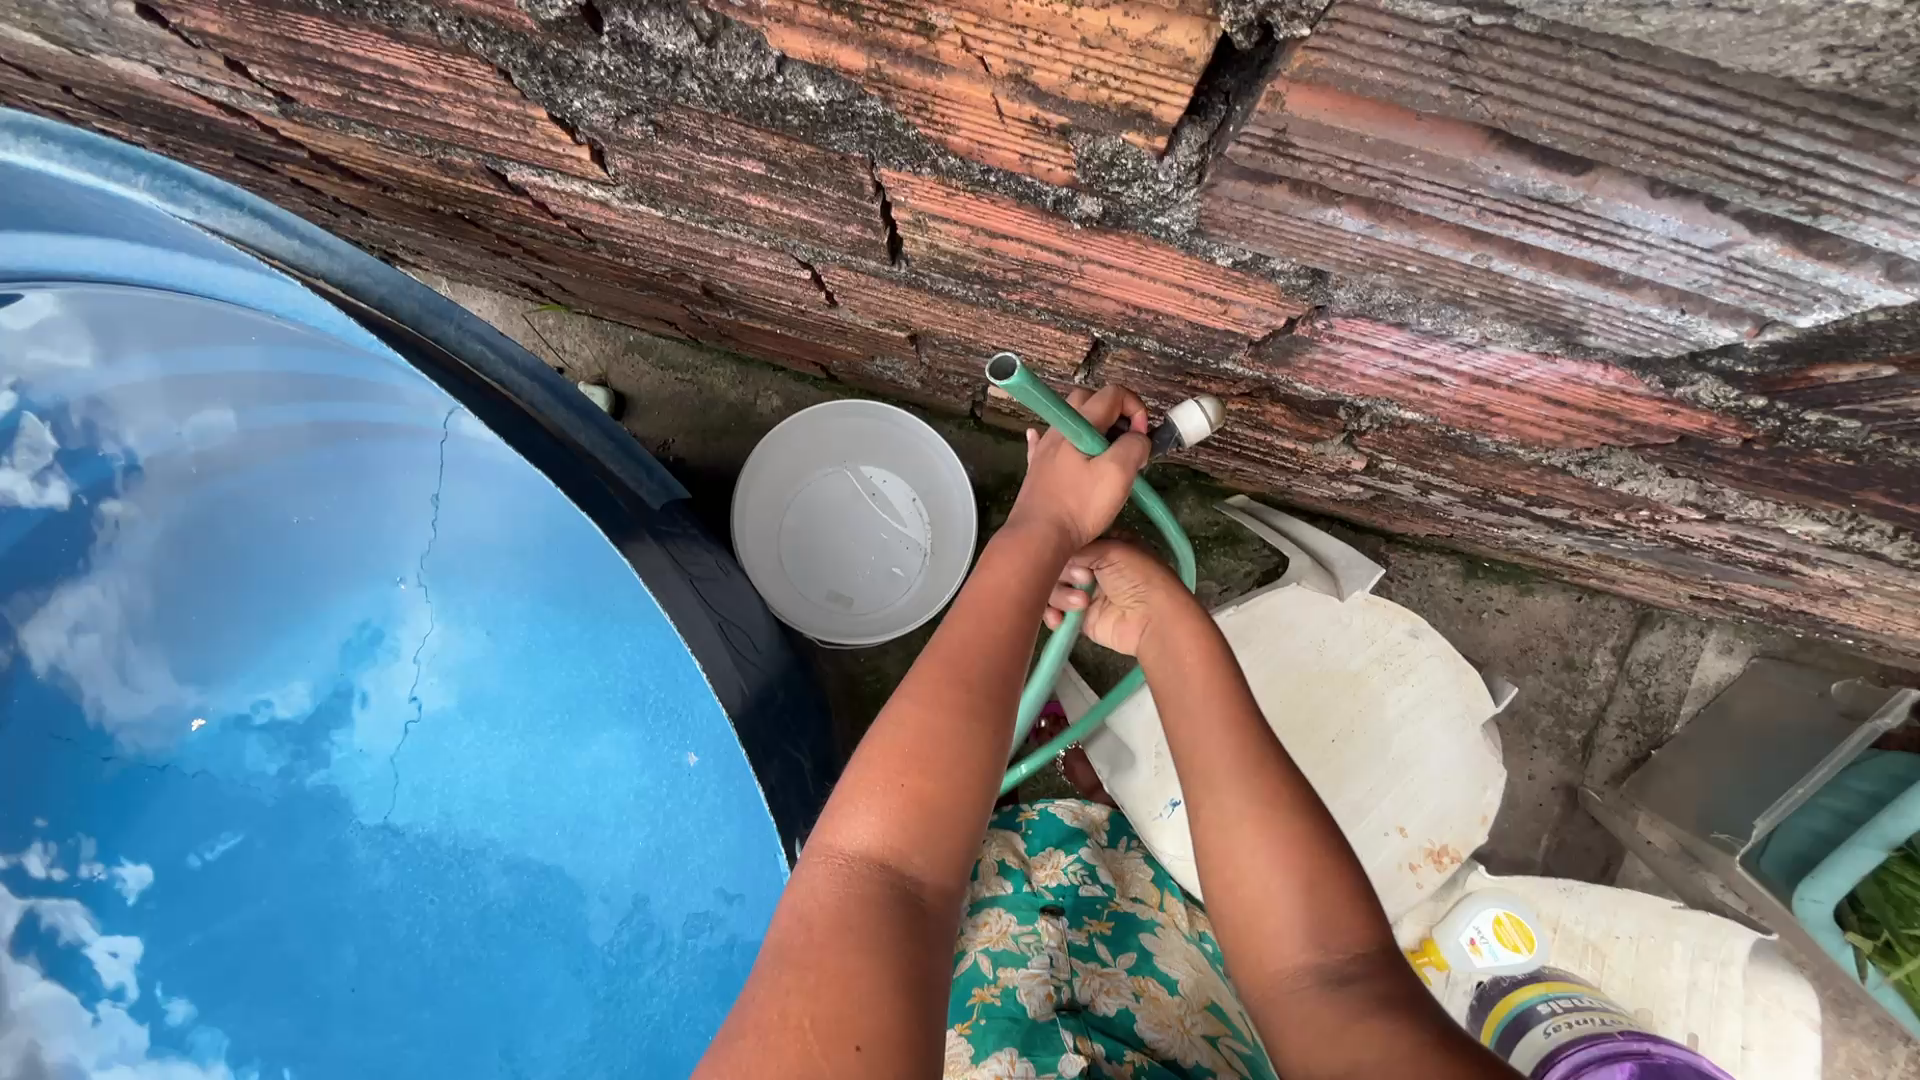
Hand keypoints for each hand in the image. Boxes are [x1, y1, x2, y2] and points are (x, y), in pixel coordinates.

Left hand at [1004, 385, 1150, 550]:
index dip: (1135, 409)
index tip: (1141, 439)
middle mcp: (1058, 428)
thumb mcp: (1119, 472)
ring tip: (1109, 459)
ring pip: (1073, 423)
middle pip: (1090, 401)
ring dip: (1096, 431)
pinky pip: (1051, 443)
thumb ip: (1135, 445)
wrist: (1037, 536)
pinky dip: (1067, 442)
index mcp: (1079, 423)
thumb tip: (1138, 438)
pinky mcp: (1037, 469)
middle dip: (1115, 415)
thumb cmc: (1079, 505)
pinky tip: (1067, 450)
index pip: (1113, 393)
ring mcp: (1044, 448)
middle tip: (1127, 445)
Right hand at [1044, 539, 1189, 656]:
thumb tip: (1054, 555)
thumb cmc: (1137, 577)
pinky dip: (1052, 615)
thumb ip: (1078, 547)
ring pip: (1053, 587)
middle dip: (1064, 573)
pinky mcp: (1079, 617)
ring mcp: (1084, 593)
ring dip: (1062, 596)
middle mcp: (1093, 567)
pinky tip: (1058, 619)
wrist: (1151, 620)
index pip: (1071, 540)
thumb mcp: (1111, 550)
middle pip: (1057, 564)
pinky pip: (1054, 612)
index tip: (1071, 552)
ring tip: (1082, 604)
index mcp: (1105, 545)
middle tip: (1084, 581)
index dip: (1064, 546)